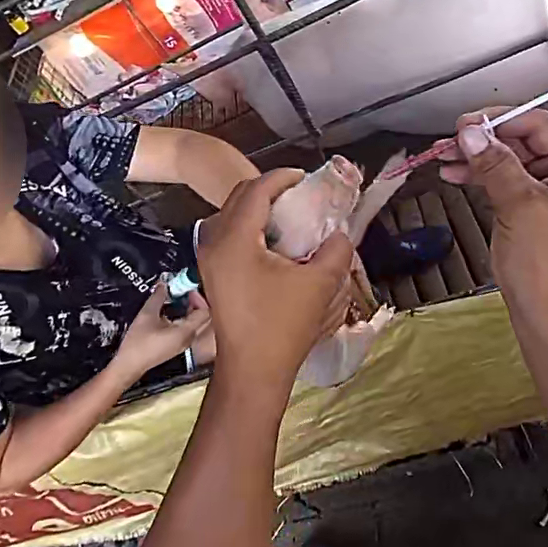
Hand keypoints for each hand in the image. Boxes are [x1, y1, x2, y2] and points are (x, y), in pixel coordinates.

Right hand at [114, 280, 212, 373]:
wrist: (129, 365)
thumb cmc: (139, 341)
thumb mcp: (147, 315)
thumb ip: (158, 297)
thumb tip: (164, 284)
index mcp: (186, 331)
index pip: (205, 312)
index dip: (199, 298)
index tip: (187, 290)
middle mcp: (189, 339)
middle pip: (203, 318)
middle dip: (196, 303)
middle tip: (184, 293)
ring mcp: (184, 344)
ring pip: (196, 324)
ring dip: (190, 311)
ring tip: (177, 300)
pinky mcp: (177, 347)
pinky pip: (188, 330)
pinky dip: (184, 319)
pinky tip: (171, 313)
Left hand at [198, 170, 355, 384]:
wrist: (252, 369)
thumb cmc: (283, 326)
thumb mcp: (319, 284)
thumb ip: (336, 249)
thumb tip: (339, 234)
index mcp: (235, 239)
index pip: (256, 190)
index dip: (282, 177)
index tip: (305, 177)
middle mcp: (214, 243)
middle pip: (238, 196)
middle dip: (269, 188)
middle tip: (298, 194)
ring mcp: (208, 259)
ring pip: (230, 215)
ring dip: (258, 207)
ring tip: (288, 215)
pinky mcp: (212, 274)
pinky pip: (228, 234)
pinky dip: (250, 226)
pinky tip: (274, 242)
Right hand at [437, 36, 547, 318]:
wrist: (545, 311)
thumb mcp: (522, 209)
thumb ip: (495, 166)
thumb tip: (468, 131)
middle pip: (542, 126)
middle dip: (501, 124)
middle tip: (461, 129)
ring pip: (515, 148)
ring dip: (482, 148)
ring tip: (446, 152)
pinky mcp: (527, 199)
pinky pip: (503, 171)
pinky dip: (479, 169)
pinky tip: (452, 170)